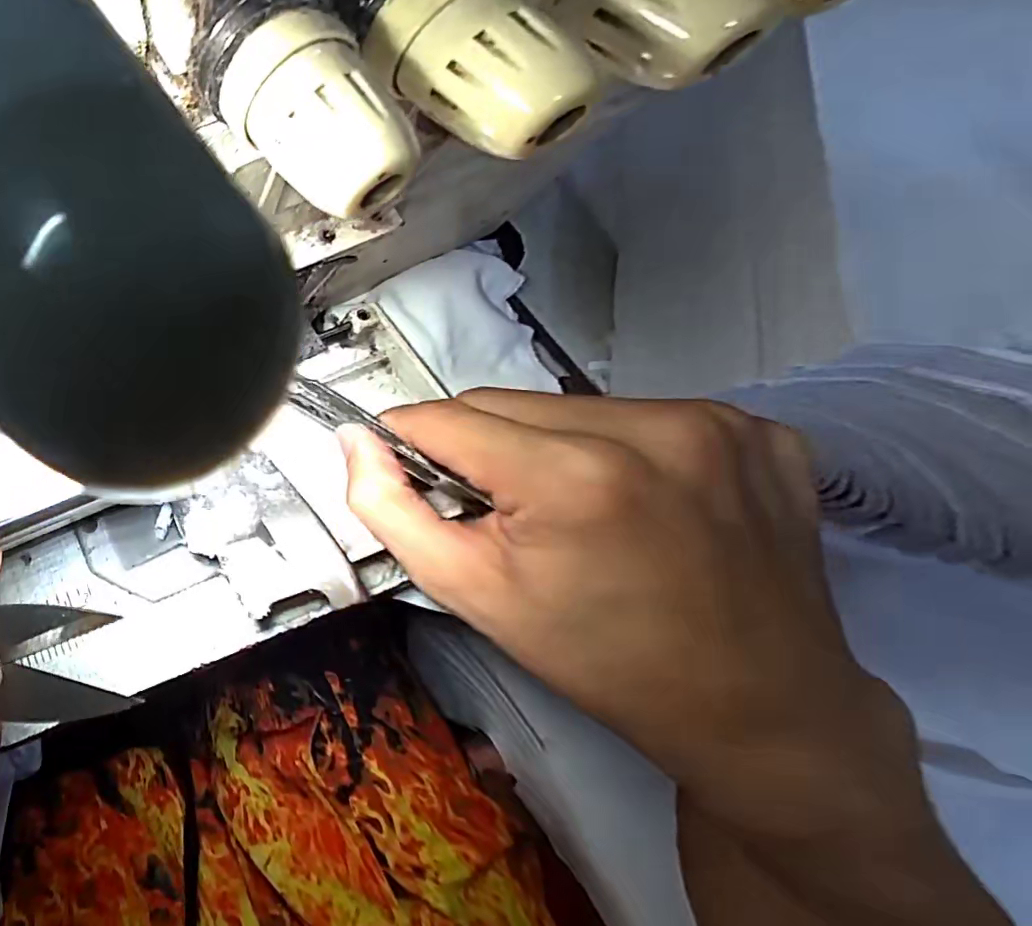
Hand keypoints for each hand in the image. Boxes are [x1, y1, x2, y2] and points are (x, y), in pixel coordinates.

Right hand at [338, 391, 915, 837]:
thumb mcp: (464, 588)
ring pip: (561, 404)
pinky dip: (608, 445)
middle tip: (491, 507)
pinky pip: (632, 412)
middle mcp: (653, 429)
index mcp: (573, 475)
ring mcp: (717, 424)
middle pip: (500, 403)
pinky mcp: (759, 431)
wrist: (756, 708)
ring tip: (560, 504)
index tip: (414, 478)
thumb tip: (354, 440)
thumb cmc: (595, 654)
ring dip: (536, 442)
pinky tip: (629, 496)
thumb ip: (386, 507)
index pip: (442, 416)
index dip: (411, 444)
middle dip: (474, 446)